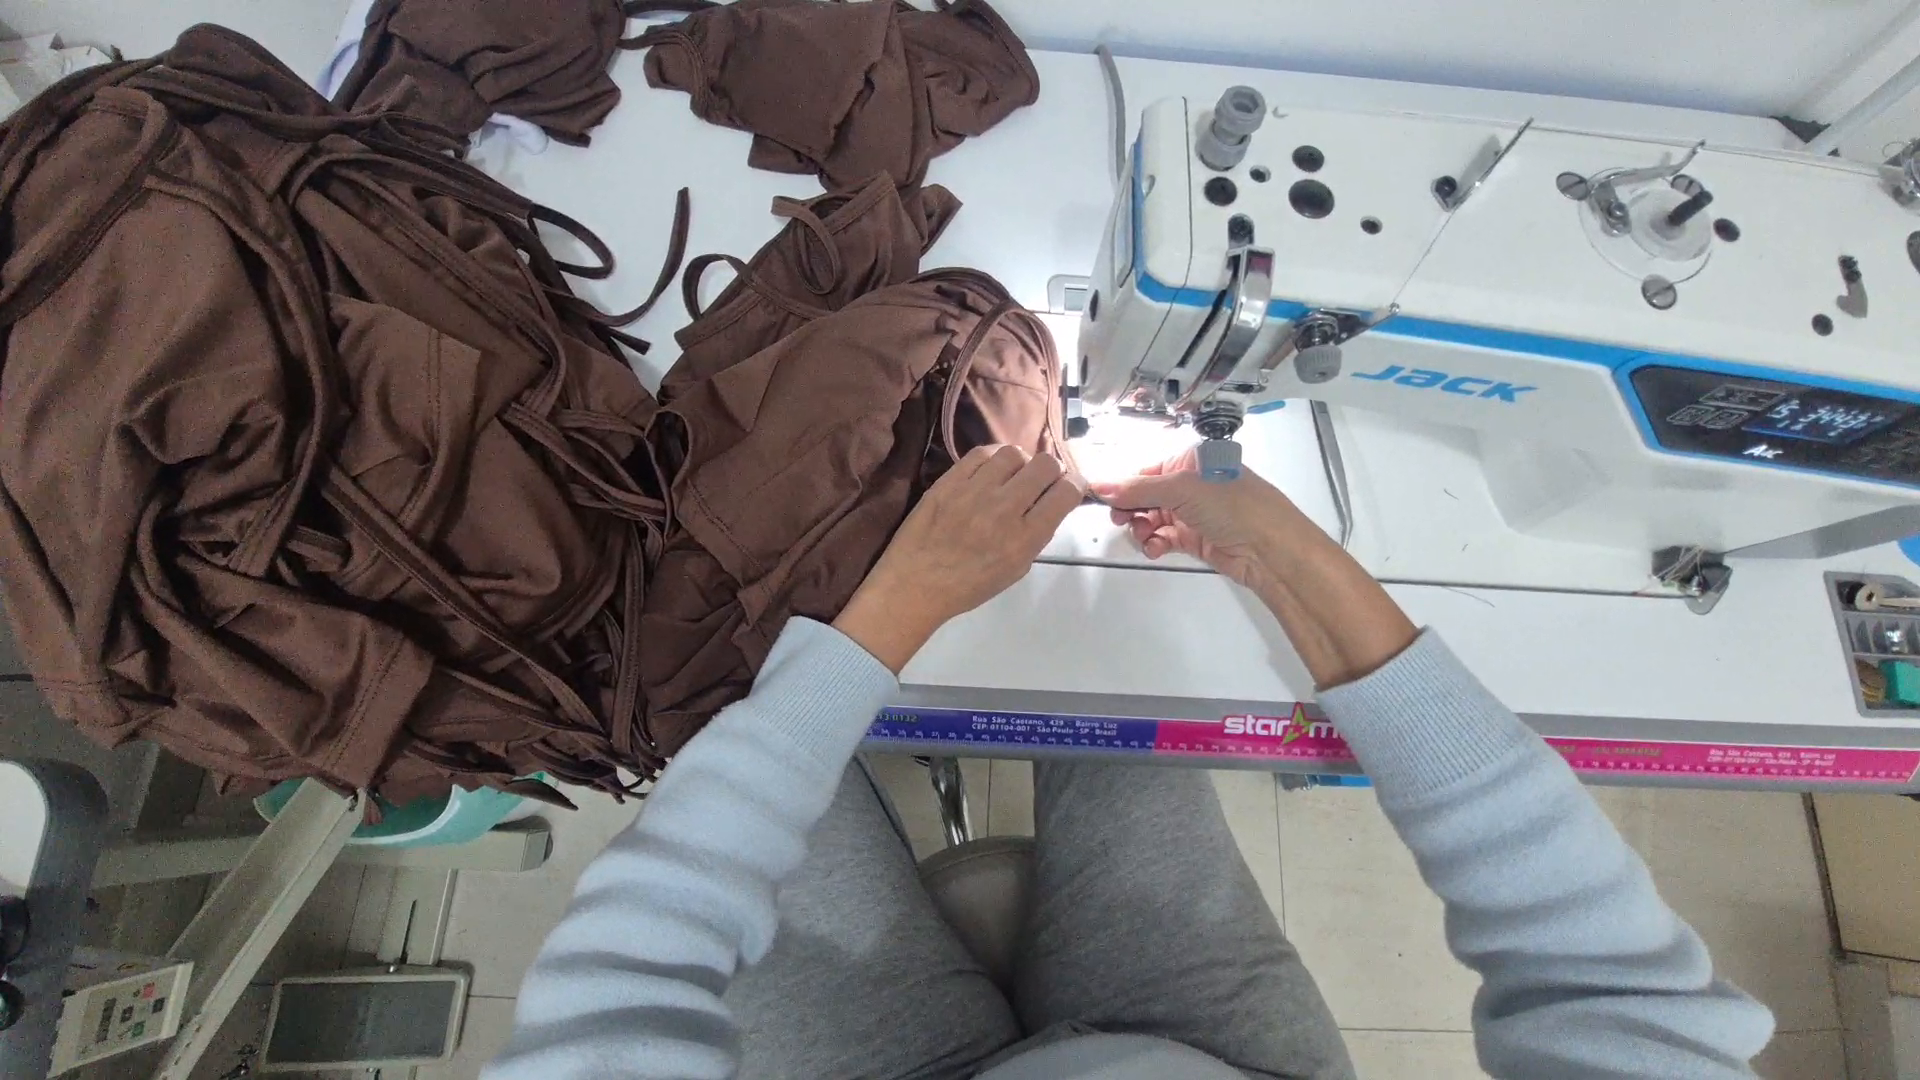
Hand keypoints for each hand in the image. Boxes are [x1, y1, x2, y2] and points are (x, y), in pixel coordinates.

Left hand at [834, 445, 1081, 672]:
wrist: (915, 585)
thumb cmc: (967, 585)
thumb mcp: (1015, 569)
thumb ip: (1035, 535)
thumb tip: (1048, 504)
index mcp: (1024, 539)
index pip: (1066, 493)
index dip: (1075, 484)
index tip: (1069, 486)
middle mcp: (1003, 509)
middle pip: (1045, 465)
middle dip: (1051, 470)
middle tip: (1040, 480)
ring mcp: (974, 492)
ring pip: (1014, 453)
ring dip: (1020, 462)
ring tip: (1011, 475)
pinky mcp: (949, 481)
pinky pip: (981, 453)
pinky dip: (992, 458)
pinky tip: (990, 471)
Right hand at [1092, 448, 1415, 687]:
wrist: (1271, 549)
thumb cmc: (1234, 507)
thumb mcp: (1182, 490)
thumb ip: (1138, 489)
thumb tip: (1100, 486)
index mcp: (1191, 461)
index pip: (1146, 469)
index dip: (1123, 484)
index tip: (1100, 498)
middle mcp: (1191, 484)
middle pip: (1145, 495)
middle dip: (1130, 508)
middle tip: (1120, 520)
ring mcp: (1192, 512)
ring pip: (1150, 518)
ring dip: (1141, 528)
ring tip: (1144, 537)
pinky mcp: (1194, 538)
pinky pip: (1162, 537)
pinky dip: (1154, 543)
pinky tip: (1155, 548)